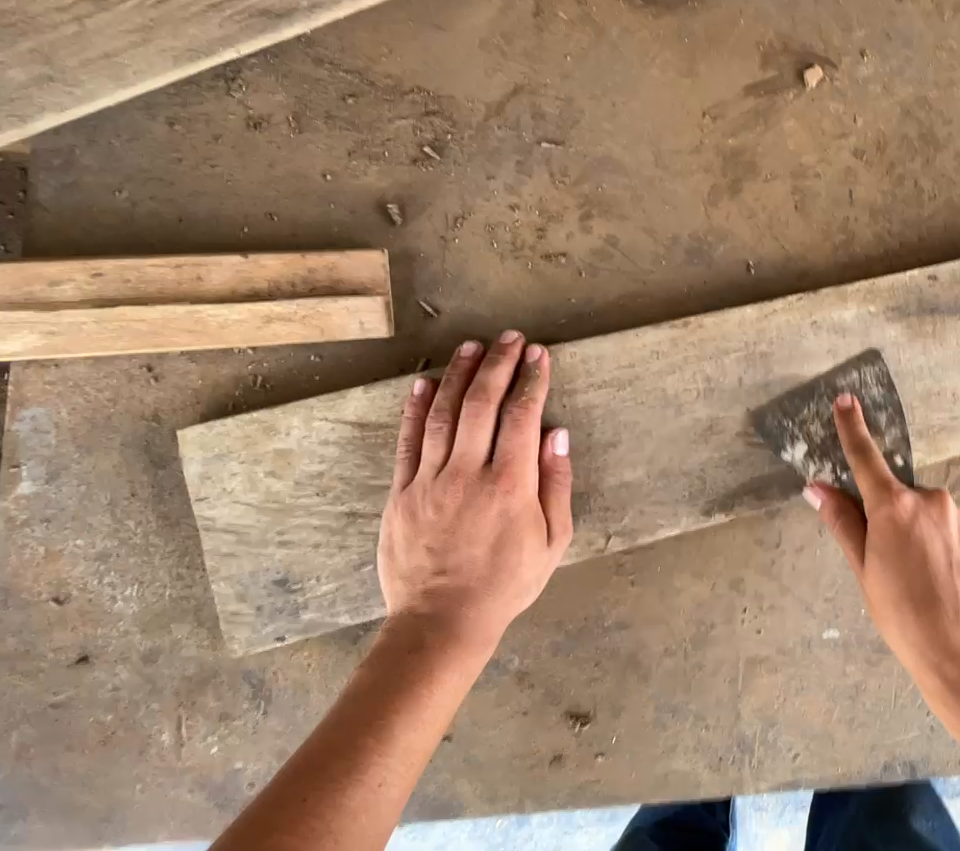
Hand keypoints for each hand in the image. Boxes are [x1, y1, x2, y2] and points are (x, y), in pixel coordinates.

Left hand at [379, 329, 572, 655]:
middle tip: (510, 339)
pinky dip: (415, 409)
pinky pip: (407, 442)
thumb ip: (557, 485)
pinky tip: (423, 382)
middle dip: (498, 365)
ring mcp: (429, 481)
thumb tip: (558, 435)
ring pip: (443, 414)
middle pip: (481, 404)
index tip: (539, 355)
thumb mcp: (553, 541)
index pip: (521, 416)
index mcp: (510, 485)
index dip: (532, 380)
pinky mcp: (401, 493)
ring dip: (458, 375)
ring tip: (472, 347)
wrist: (441, 621)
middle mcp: (468, 474)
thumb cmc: (507, 583)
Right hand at [806, 394, 959, 696]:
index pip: (866, 458)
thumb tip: (818, 489)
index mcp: (894, 508)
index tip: (845, 401)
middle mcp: (931, 501)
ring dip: (923, 538)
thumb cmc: (906, 619)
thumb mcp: (864, 574)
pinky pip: (956, 532)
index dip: (852, 428)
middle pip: (901, 499)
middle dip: (894, 520)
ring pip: (931, 517)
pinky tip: (948, 585)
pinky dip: (947, 550)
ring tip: (926, 585)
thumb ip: (844, 524)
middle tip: (894, 567)